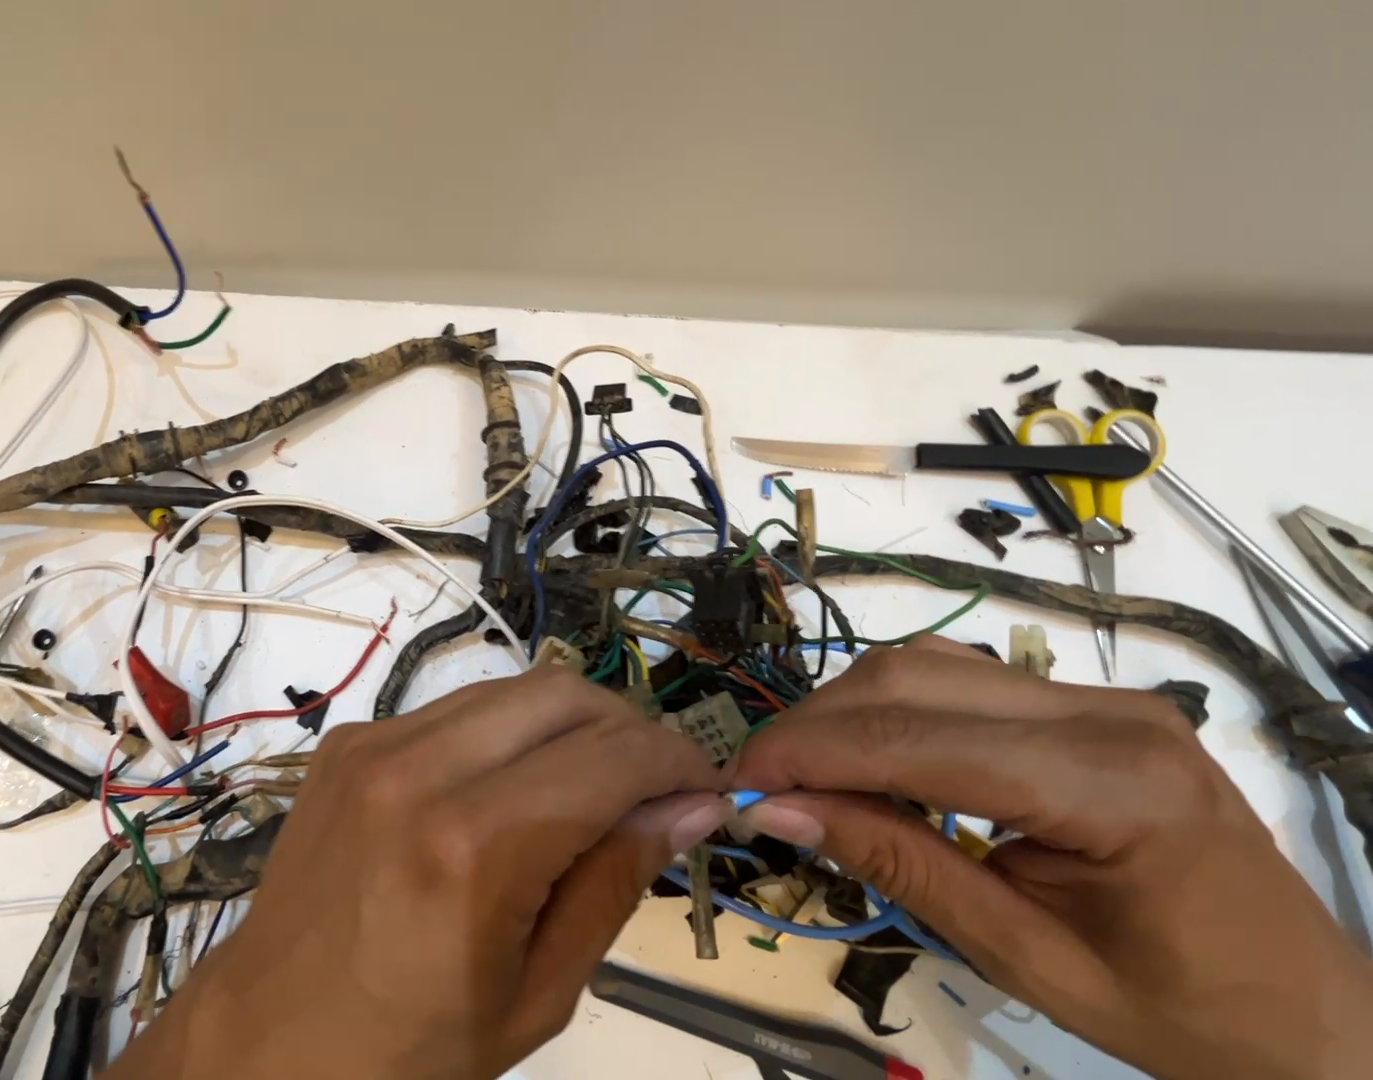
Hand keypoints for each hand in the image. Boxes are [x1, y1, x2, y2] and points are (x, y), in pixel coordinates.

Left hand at [104, 665, 725, 1079]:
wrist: (273, 1034)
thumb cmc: (413, 1043)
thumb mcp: (538, 992)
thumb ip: (615, 881)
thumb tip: (689, 805)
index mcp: (472, 846)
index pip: (611, 756)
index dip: (676, 760)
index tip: (704, 785)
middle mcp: (418, 769)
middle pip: (562, 693)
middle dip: (627, 725)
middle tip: (650, 782)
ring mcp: (373, 742)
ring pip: (509, 688)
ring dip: (566, 722)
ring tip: (585, 781)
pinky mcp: (348, 740)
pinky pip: (453, 709)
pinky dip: (502, 731)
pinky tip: (505, 784)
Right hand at [729, 636, 1372, 1079]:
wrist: (1315, 1015)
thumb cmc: (1181, 1012)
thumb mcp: (1023, 957)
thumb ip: (895, 864)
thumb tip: (774, 808)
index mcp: (1110, 784)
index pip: (912, 740)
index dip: (806, 752)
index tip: (734, 781)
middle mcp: (1105, 711)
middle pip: (907, 680)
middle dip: (812, 726)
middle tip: (756, 781)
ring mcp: (1098, 695)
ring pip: (921, 664)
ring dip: (842, 712)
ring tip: (801, 772)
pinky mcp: (1084, 700)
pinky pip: (953, 678)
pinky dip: (885, 710)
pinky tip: (865, 757)